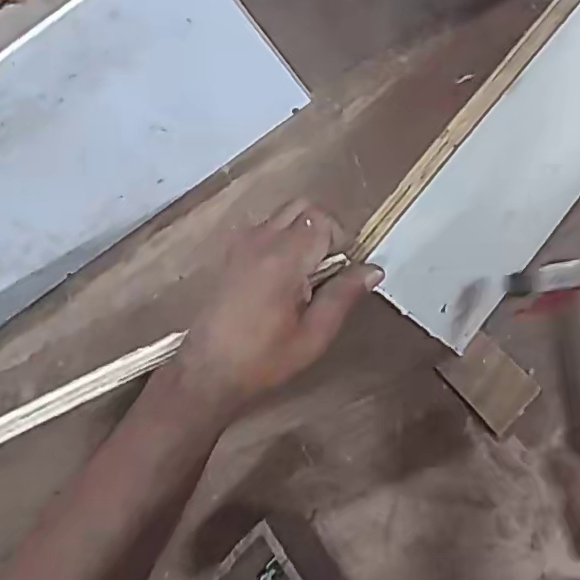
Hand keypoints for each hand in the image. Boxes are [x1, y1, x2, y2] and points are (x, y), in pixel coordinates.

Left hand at [170, 200, 382, 411]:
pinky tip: (280, 280)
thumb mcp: (313, 335)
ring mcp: (240, 245)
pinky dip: (280, 241)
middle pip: (302, 208)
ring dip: (300, 234)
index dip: (340, 241)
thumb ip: (343, 295)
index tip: (342, 271)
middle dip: (322, 230)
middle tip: (327, 270)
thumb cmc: (263, 359)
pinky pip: (263, 230)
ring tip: (303, 277)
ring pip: (282, 216)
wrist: (207, 372)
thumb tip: (372, 269)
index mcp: (283, 258)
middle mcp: (260, 241)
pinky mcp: (229, 254)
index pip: (322, 220)